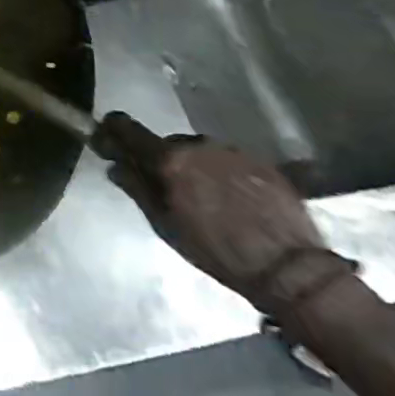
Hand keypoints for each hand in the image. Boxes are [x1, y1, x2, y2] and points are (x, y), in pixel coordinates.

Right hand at [101, 113, 346, 313]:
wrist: (288, 267)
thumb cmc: (218, 251)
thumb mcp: (167, 226)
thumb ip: (138, 190)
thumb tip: (116, 166)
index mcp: (168, 159)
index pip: (127, 128)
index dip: (112, 129)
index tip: (106, 137)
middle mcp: (196, 144)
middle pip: (167, 143)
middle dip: (163, 160)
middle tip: (170, 188)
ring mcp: (230, 150)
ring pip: (199, 151)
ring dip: (195, 166)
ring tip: (207, 198)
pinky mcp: (258, 160)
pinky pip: (227, 160)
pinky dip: (222, 173)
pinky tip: (233, 199)